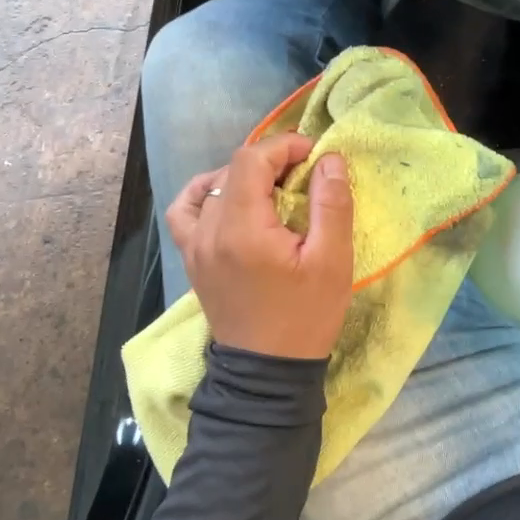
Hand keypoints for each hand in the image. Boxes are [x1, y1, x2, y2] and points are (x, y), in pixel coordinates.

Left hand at [166, 134, 354, 359]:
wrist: (267, 374)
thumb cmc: (305, 316)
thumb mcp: (332, 260)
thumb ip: (331, 203)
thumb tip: (328, 159)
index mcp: (243, 228)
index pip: (252, 158)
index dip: (285, 146)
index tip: (316, 157)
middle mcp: (210, 231)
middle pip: (234, 168)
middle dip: (273, 160)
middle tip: (307, 175)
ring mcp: (194, 245)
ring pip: (213, 186)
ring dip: (245, 175)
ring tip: (274, 188)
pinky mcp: (192, 258)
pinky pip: (186, 210)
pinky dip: (206, 194)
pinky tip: (230, 198)